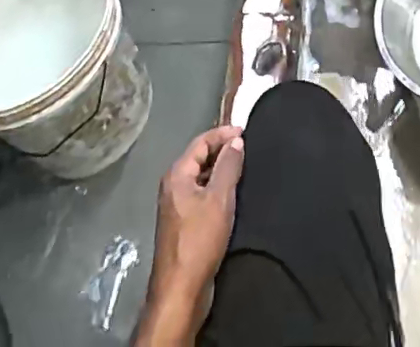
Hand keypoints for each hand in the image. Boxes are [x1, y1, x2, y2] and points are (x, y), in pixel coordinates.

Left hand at [134, 126, 244, 345]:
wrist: (181, 288)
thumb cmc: (199, 239)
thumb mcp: (219, 199)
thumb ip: (228, 167)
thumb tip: (236, 141)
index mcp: (177, 174)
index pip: (200, 142)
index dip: (222, 133)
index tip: (245, 131)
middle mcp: (173, 185)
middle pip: (198, 157)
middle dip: (221, 149)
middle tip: (246, 147)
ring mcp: (176, 205)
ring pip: (201, 177)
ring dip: (219, 169)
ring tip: (243, 167)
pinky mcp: (183, 224)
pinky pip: (202, 194)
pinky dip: (216, 188)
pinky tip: (232, 195)